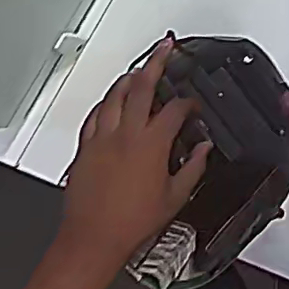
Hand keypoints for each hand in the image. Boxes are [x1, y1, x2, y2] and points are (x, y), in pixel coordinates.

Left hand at [58, 36, 209, 262]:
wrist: (93, 240)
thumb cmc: (131, 222)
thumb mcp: (175, 197)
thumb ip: (194, 168)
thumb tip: (203, 150)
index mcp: (152, 144)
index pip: (175, 109)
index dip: (188, 104)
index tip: (193, 108)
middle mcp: (125, 135)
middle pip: (141, 86)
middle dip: (155, 62)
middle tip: (164, 48)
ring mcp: (102, 139)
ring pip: (114, 96)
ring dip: (128, 79)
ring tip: (137, 70)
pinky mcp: (85, 148)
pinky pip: (95, 116)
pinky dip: (105, 104)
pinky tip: (110, 102)